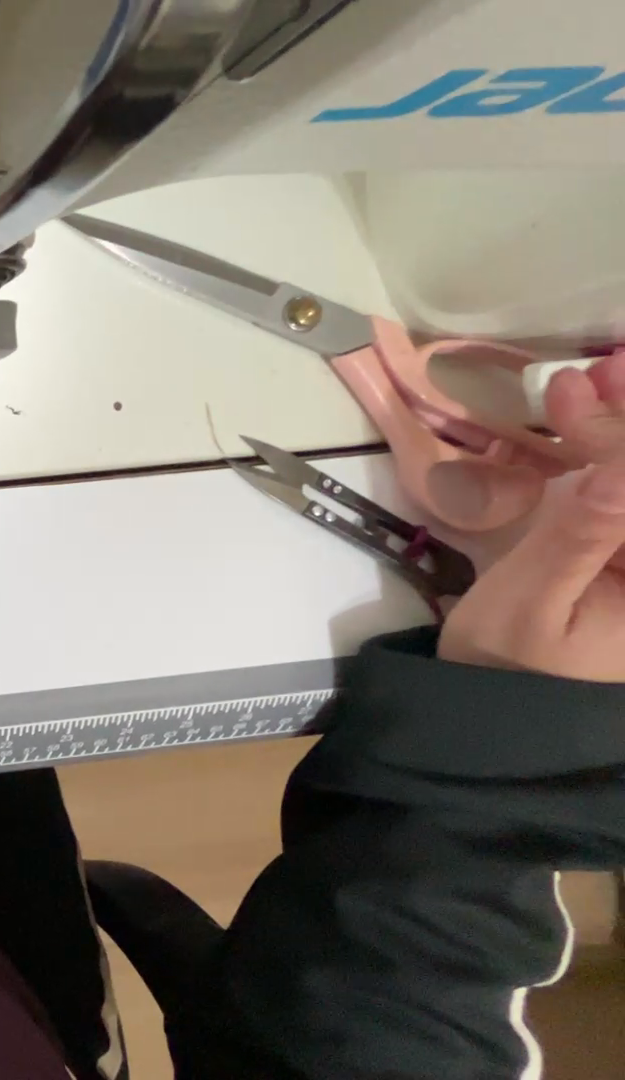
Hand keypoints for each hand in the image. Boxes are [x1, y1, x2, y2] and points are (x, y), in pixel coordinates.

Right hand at [440, 357, 624, 679]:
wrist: (500, 702)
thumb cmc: (510, 660)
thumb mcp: (534, 603)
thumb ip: (581, 539)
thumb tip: (621, 474)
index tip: (585, 390)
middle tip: (596, 371)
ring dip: (624, 431)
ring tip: (592, 383)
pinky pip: (623, 495)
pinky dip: (609, 457)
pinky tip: (591, 425)